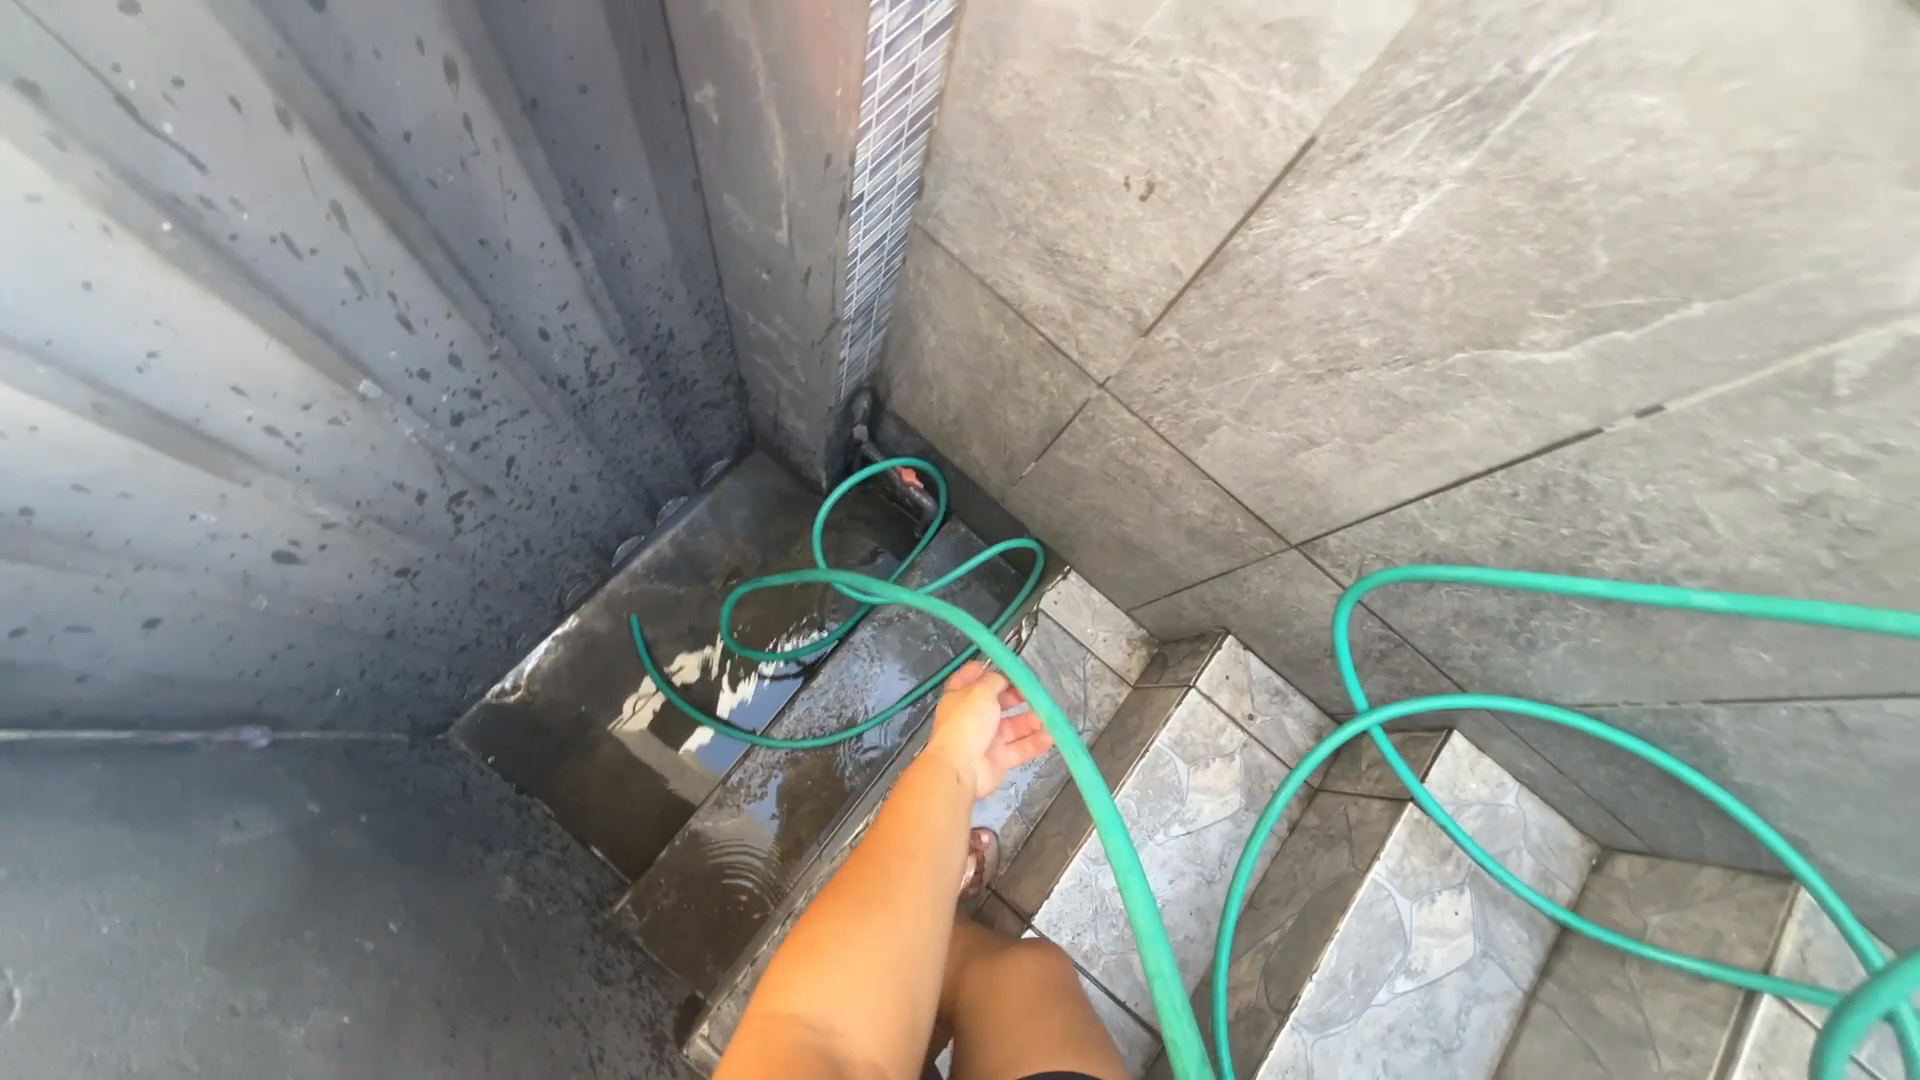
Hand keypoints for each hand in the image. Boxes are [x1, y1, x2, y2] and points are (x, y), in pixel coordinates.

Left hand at [925, 661, 1053, 799]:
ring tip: (1046, 718)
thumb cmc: (967, 721)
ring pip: (1012, 726)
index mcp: (961, 696)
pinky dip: (1034, 743)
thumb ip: (995, 681)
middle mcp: (973, 716)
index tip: (1008, 669)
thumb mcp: (980, 691)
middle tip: (1034, 694)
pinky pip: (1019, 748)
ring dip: (1031, 720)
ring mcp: (986, 738)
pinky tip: (1049, 737)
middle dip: (1016, 697)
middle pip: (997, 702)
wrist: (960, 767)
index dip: (989, 671)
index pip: (972, 678)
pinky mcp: (998, 759)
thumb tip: (1003, 678)